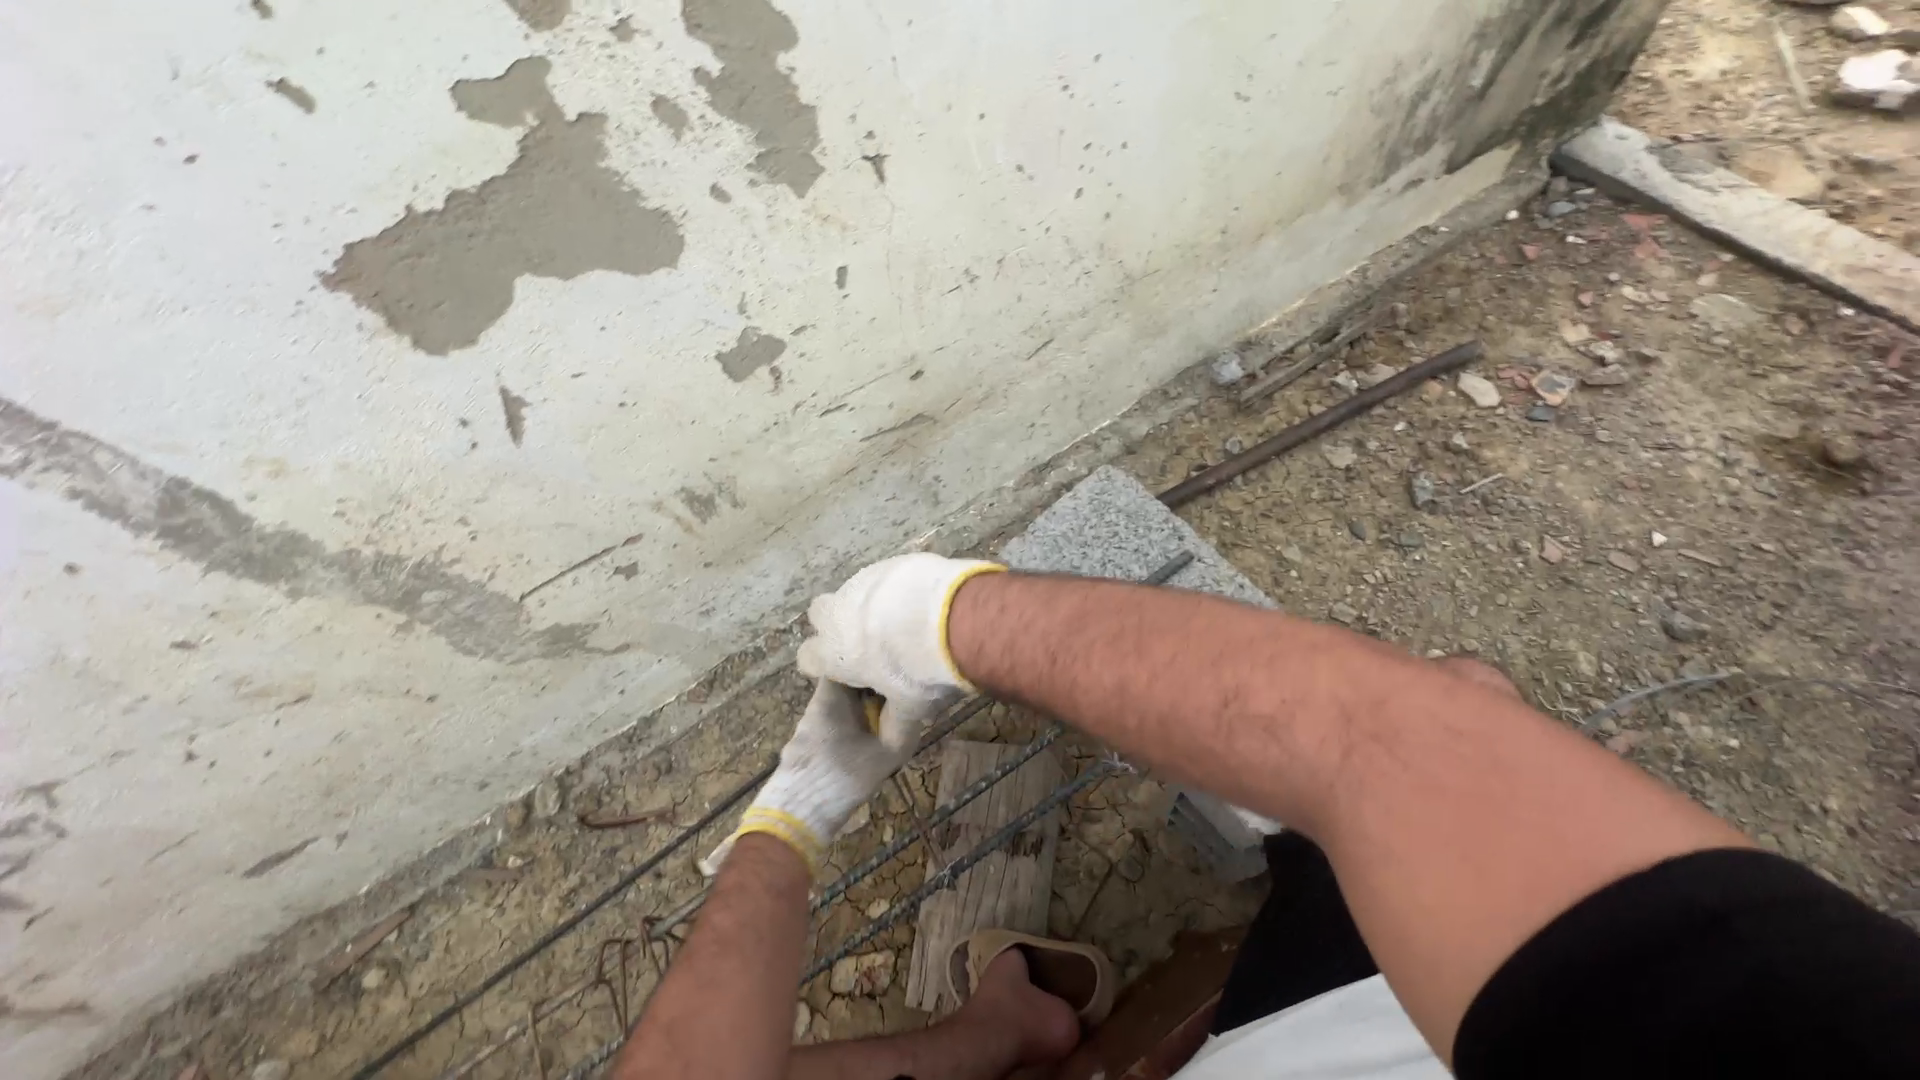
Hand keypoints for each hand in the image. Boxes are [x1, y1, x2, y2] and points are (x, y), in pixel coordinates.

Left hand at [702, 680, 917, 878]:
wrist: (797, 818)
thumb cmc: (842, 778)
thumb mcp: (886, 755)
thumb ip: (903, 729)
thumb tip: (917, 712)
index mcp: (830, 698)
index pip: (847, 664)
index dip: (871, 665)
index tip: (891, 672)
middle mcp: (814, 707)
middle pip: (843, 686)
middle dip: (867, 690)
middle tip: (893, 700)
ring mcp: (804, 728)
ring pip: (835, 709)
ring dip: (856, 712)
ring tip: (880, 724)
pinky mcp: (800, 749)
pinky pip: (828, 729)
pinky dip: (845, 730)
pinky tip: (859, 747)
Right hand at [795, 553, 1005, 749]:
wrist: (952, 617)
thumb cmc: (921, 671)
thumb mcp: (911, 708)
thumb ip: (895, 725)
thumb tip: (891, 744)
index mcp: (833, 653)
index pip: (806, 658)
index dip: (825, 664)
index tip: (847, 671)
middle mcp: (837, 614)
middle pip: (819, 614)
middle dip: (836, 624)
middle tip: (868, 640)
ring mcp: (861, 583)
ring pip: (851, 591)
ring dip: (867, 604)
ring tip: (903, 619)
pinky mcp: (889, 563)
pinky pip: (883, 576)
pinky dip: (895, 587)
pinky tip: (920, 600)